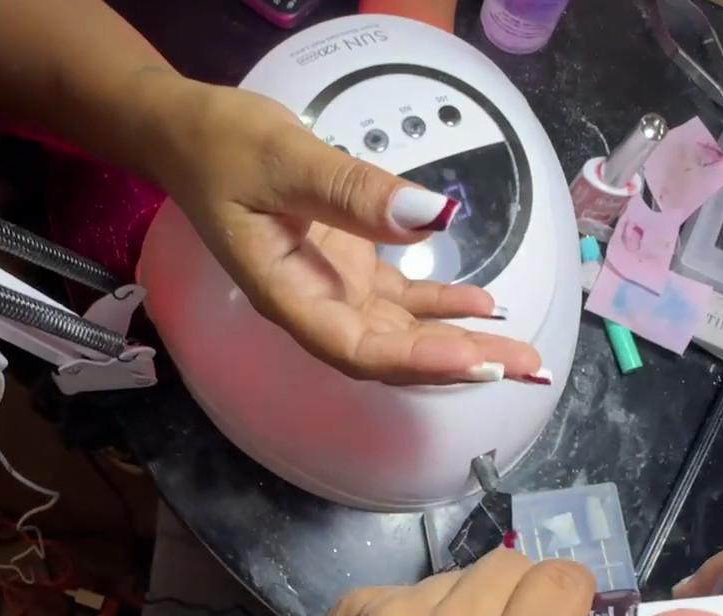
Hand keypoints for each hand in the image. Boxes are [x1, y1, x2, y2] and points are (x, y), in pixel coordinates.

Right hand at [142, 80, 545, 385]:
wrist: (195, 141)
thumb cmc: (224, 148)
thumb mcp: (284, 161)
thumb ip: (352, 193)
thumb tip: (431, 217)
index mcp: (289, 296)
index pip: (358, 347)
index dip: (417, 361)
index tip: (478, 359)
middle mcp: (316, 307)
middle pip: (391, 354)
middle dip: (459, 362)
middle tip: (528, 367)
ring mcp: (335, 291)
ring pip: (403, 333)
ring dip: (460, 342)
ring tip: (521, 350)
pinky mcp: (349, 269)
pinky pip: (400, 299)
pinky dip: (441, 304)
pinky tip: (483, 304)